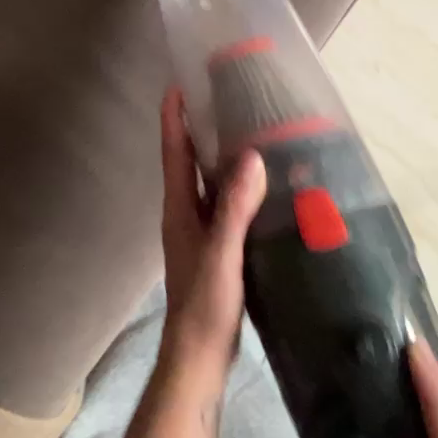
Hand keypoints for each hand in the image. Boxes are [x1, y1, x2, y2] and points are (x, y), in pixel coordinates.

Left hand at [157, 87, 266, 376]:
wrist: (200, 351)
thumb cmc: (204, 300)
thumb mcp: (221, 251)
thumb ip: (234, 206)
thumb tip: (250, 155)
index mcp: (179, 207)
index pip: (174, 152)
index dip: (174, 119)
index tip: (178, 85)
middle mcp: (185, 213)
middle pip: (189, 162)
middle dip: (199, 129)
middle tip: (222, 98)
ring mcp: (200, 231)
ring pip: (208, 183)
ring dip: (221, 157)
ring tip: (248, 131)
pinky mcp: (217, 248)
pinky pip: (226, 205)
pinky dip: (239, 189)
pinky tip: (263, 187)